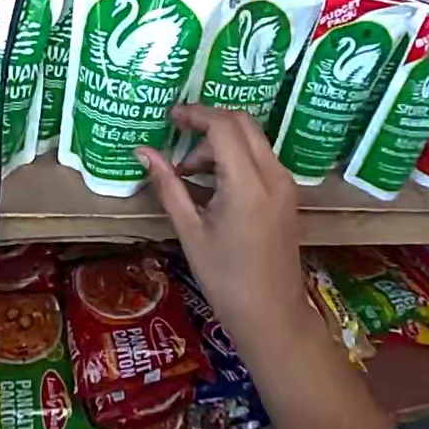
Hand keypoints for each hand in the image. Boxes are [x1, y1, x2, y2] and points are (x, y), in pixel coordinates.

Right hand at [136, 105, 314, 351]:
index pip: (223, 127)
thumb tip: (142, 152)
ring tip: (188, 170)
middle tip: (177, 135)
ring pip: (251, 138)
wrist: (272, 314)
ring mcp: (284, 183)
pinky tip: (209, 182)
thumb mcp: (190, 230)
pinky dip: (233, 156)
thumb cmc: (225, 278)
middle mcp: (273, 175)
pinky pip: (259, 157)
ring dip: (219, 142)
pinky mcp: (286, 193)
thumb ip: (168, 185)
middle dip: (208, 122)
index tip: (169, 117)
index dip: (195, 114)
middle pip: (242, 123)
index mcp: (248, 184)